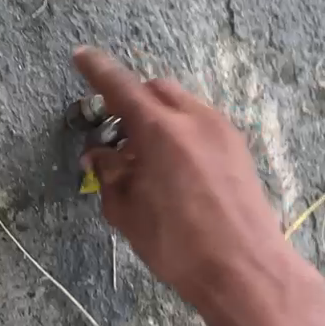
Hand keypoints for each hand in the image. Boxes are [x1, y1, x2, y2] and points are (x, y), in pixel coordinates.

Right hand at [72, 47, 304, 319]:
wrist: (243, 268)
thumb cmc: (177, 244)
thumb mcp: (127, 211)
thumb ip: (109, 175)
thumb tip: (99, 156)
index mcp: (161, 131)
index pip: (121, 87)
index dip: (97, 70)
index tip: (81, 56)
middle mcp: (194, 120)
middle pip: (155, 88)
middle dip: (131, 100)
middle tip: (113, 134)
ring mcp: (222, 132)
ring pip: (181, 105)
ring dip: (156, 117)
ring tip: (142, 158)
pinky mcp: (238, 149)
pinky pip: (200, 123)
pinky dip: (178, 131)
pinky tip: (170, 168)